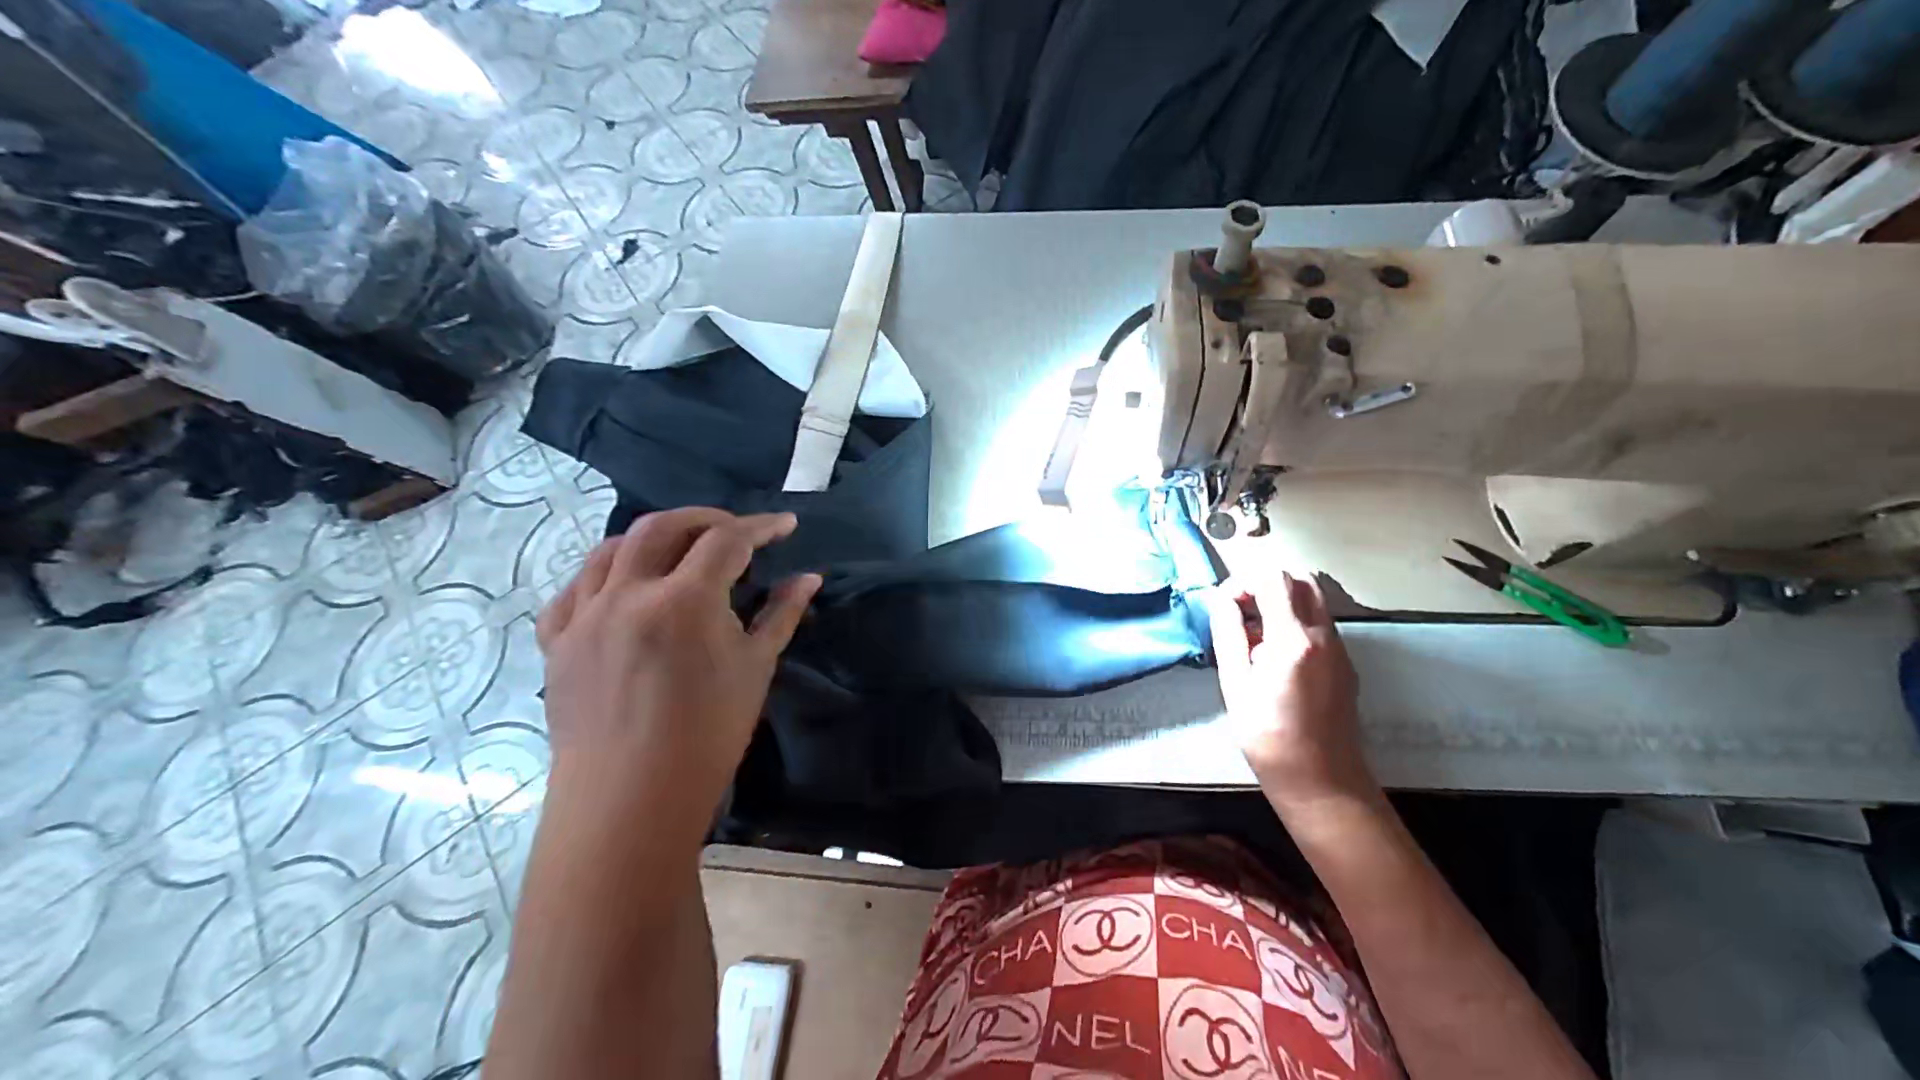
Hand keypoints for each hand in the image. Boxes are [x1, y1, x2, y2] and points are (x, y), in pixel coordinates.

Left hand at [535, 507, 821, 816]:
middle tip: (735, 531)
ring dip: (651, 538)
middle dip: (704, 519)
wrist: (631, 800)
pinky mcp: (557, 642)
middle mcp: (628, 593)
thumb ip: (781, 615)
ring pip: (611, 548)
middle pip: (663, 526)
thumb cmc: (707, 736)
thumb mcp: (755, 669)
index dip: (761, 527)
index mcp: (683, 600)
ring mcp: (584, 616)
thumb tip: (809, 578)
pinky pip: (573, 590)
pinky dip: (603, 576)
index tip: (785, 526)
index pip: (727, 541)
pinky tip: (621, 588)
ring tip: (679, 551)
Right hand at [1208, 571, 1376, 810]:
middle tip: (1241, 611)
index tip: (1226, 605)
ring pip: (1313, 601)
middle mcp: (1325, 636)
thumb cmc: (1268, 738)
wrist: (1322, 782)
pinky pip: (1320, 625)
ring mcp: (1340, 650)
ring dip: (1281, 603)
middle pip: (1301, 579)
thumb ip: (1228, 634)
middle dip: (1266, 584)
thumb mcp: (1235, 684)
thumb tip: (1221, 600)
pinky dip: (1295, 623)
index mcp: (1294, 639)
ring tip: (1254, 637)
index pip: (1274, 578)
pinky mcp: (1345, 664)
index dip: (1244, 581)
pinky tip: (1274, 658)